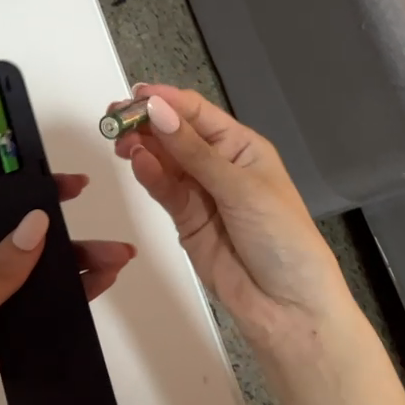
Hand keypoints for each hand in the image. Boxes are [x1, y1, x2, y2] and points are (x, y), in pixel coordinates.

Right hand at [110, 85, 352, 347]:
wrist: (289, 308)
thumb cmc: (281, 237)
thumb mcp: (240, 188)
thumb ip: (193, 151)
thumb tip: (156, 109)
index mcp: (242, 146)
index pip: (197, 113)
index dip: (167, 101)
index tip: (135, 95)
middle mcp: (219, 164)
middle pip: (175, 134)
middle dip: (146, 123)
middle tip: (114, 119)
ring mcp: (200, 192)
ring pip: (164, 160)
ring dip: (142, 147)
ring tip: (121, 142)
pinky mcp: (185, 219)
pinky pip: (163, 190)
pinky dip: (148, 175)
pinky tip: (137, 163)